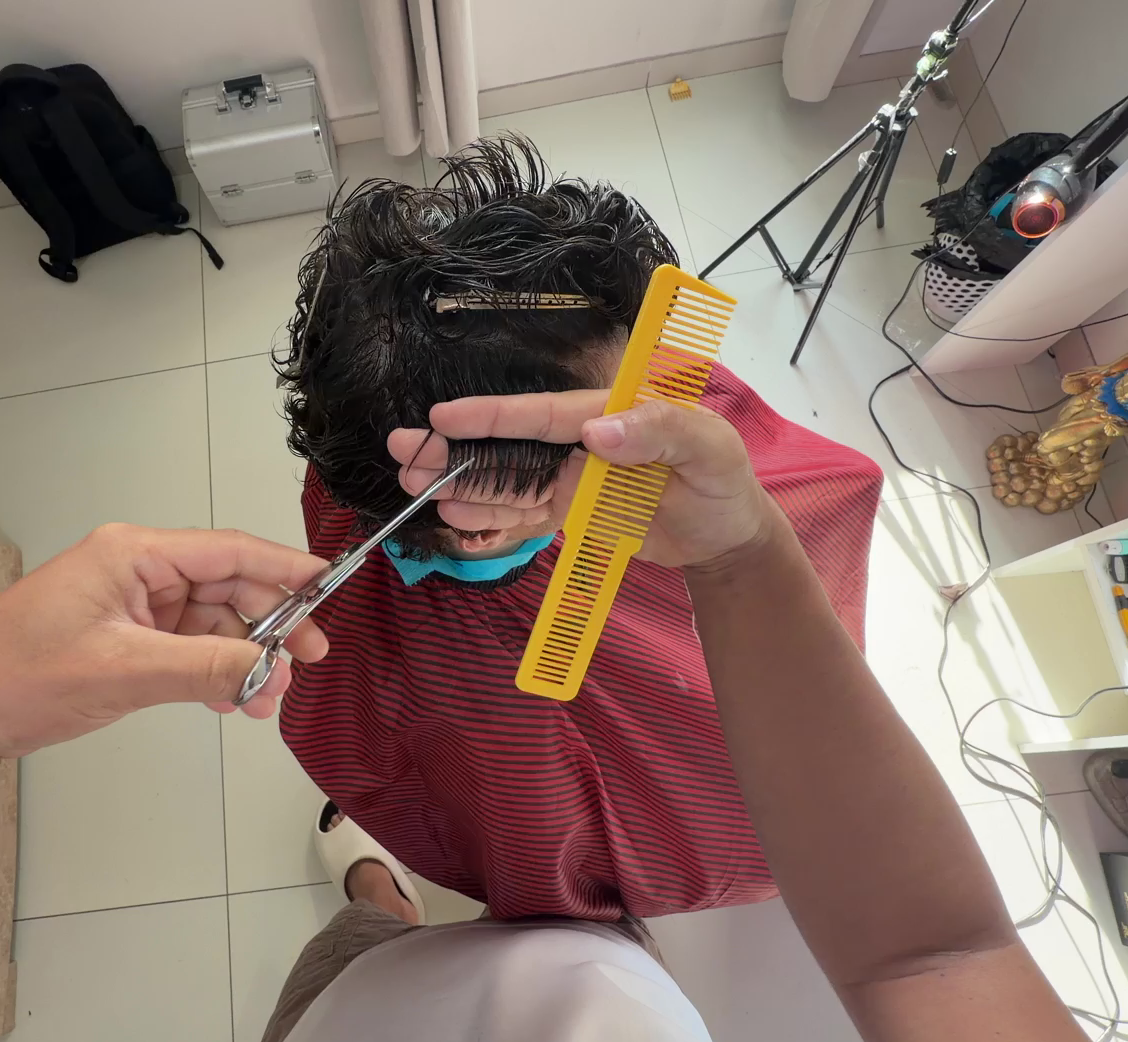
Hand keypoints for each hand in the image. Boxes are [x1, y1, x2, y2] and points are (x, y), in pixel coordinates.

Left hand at [0, 525, 329, 759]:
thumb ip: (206, 667)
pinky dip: (214, 671)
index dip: (284, 566)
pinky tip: (231, 699)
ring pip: (212, 623)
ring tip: (267, 699)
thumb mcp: (123, 672)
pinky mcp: (129, 636)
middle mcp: (139, 570)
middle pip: (227, 588)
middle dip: (269, 627)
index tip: (329, 582)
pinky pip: (189, 647)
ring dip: (243, 659)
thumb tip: (273, 672)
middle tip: (305, 663)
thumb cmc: (18, 678)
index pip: (228, 551)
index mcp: (134, 554)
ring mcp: (134, 604)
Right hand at [387, 390, 782, 568]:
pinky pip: (522, 515)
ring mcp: (570, 481)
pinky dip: (488, 516)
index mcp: (610, 416)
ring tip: (415, 487)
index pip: (542, 414)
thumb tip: (595, 433)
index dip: (491, 417)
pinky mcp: (568, 513)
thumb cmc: (723, 488)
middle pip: (509, 446)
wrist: (723, 541)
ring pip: (505, 481)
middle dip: (455, 450)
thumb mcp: (710, 453)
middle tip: (404, 454)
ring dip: (461, 484)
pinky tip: (455, 516)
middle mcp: (579, 445)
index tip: (443, 418)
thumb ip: (661, 433)